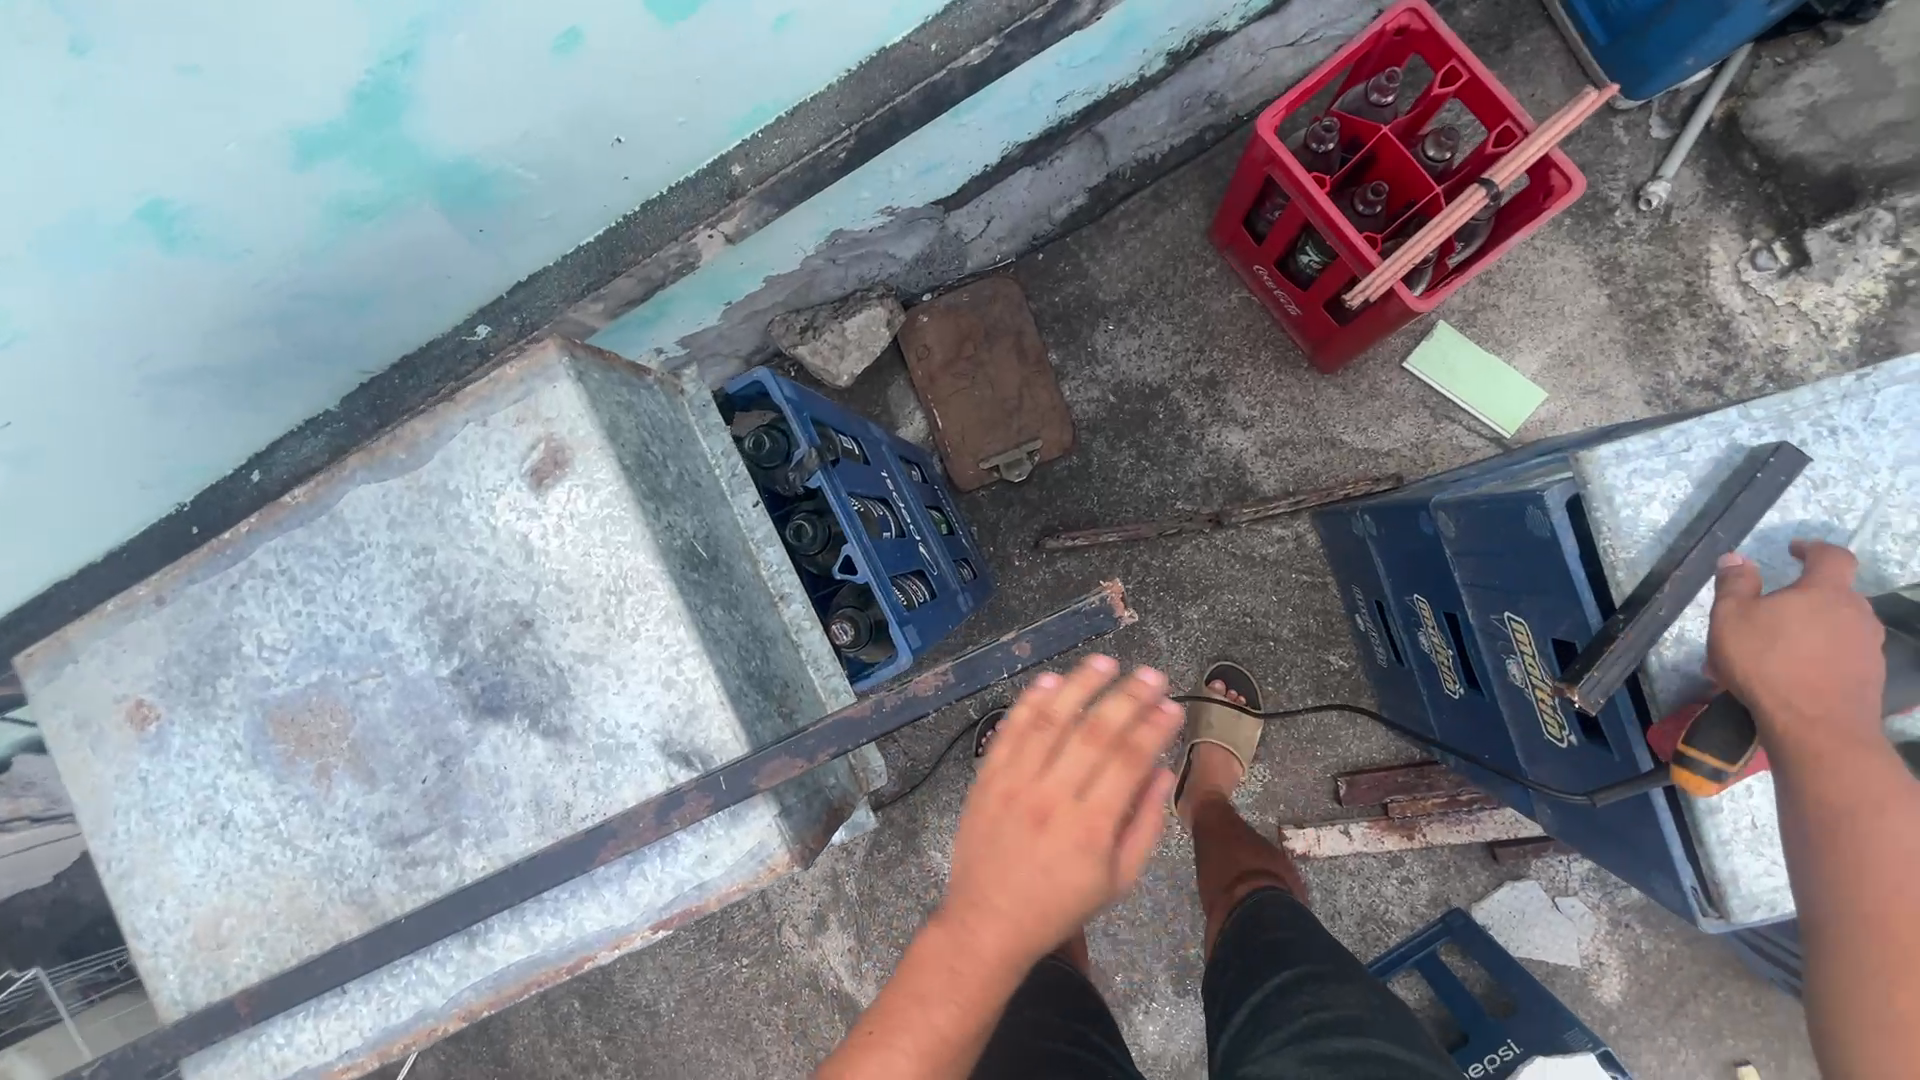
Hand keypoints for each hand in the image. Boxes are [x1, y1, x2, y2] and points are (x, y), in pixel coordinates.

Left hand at [938, 655, 1182, 968]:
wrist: (988, 919)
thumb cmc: (1060, 903)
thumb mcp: (1117, 881)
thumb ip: (1145, 825)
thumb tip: (1165, 771)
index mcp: (1090, 826)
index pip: (1129, 761)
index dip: (1153, 728)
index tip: (1171, 705)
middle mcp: (1053, 796)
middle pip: (1094, 732)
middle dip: (1127, 697)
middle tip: (1151, 674)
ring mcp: (1015, 782)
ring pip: (1051, 721)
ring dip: (1080, 685)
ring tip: (1105, 662)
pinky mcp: (987, 776)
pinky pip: (1011, 730)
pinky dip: (1031, 702)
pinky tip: (1052, 680)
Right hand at [1708, 541, 1884, 741]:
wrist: (1815, 722)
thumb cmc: (1766, 661)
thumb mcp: (1730, 617)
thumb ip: (1735, 584)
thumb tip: (1737, 558)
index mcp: (1825, 592)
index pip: (1832, 557)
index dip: (1814, 548)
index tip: (1794, 549)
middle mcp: (1857, 613)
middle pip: (1831, 595)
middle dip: (1800, 598)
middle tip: (1762, 612)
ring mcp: (1868, 645)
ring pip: (1832, 626)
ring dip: (1803, 629)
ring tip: (1765, 650)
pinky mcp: (1869, 673)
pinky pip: (1837, 652)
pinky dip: (1812, 653)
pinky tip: (1783, 672)